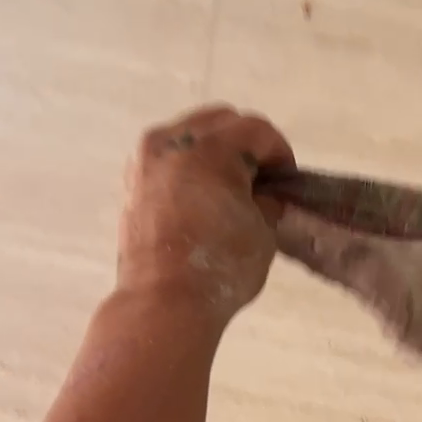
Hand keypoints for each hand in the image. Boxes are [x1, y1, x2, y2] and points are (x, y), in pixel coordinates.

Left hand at [118, 104, 293, 319]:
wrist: (165, 300)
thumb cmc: (223, 266)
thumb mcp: (263, 232)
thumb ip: (266, 201)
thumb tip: (264, 194)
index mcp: (211, 149)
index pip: (257, 130)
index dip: (281, 154)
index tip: (287, 183)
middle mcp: (172, 141)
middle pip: (221, 122)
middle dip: (247, 146)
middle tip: (262, 181)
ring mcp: (146, 158)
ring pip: (191, 135)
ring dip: (217, 153)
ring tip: (231, 190)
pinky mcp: (134, 180)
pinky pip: (170, 157)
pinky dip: (192, 167)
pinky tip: (204, 199)